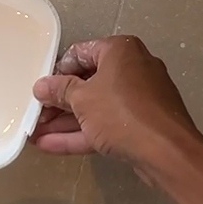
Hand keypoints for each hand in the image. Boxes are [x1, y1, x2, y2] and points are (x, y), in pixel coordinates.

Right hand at [31, 36, 202, 176]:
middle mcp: (132, 68)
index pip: (80, 53)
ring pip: (96, 107)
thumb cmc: (121, 112)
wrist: (167, 152)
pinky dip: (81, 133)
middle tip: (36, 114)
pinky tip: (51, 146)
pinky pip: (106, 124)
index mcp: (120, 51)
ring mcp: (138, 99)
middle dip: (59, 102)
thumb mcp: (83, 99)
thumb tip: (42, 86)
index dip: (58, 71)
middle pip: (88, 82)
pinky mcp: (140, 125)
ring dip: (65, 121)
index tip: (42, 88)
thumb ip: (59, 91)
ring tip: (36, 133)